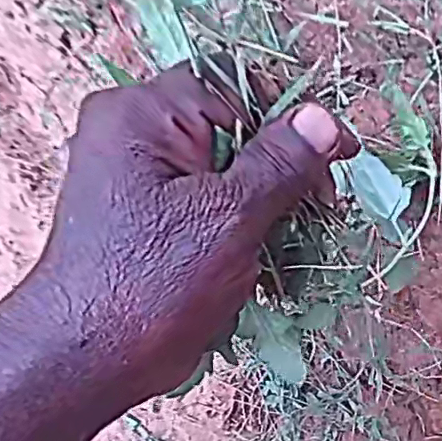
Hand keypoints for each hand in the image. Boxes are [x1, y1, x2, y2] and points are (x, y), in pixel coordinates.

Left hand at [0, 65, 355, 408]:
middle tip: (325, 210)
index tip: (342, 159)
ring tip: (302, 243)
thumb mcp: (229, 216)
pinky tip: (275, 261)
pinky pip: (220, 210)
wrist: (99, 353)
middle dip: (288, 171)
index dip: (294, 120)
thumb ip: (279, 165)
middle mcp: (142, 138)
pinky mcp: (163, 224)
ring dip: (277, 208)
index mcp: (145, 116)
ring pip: (234, 176)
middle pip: (237, 131)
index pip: (234, 87)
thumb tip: (324, 119)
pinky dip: (254, 231)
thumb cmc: (156, 280)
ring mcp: (150, 184)